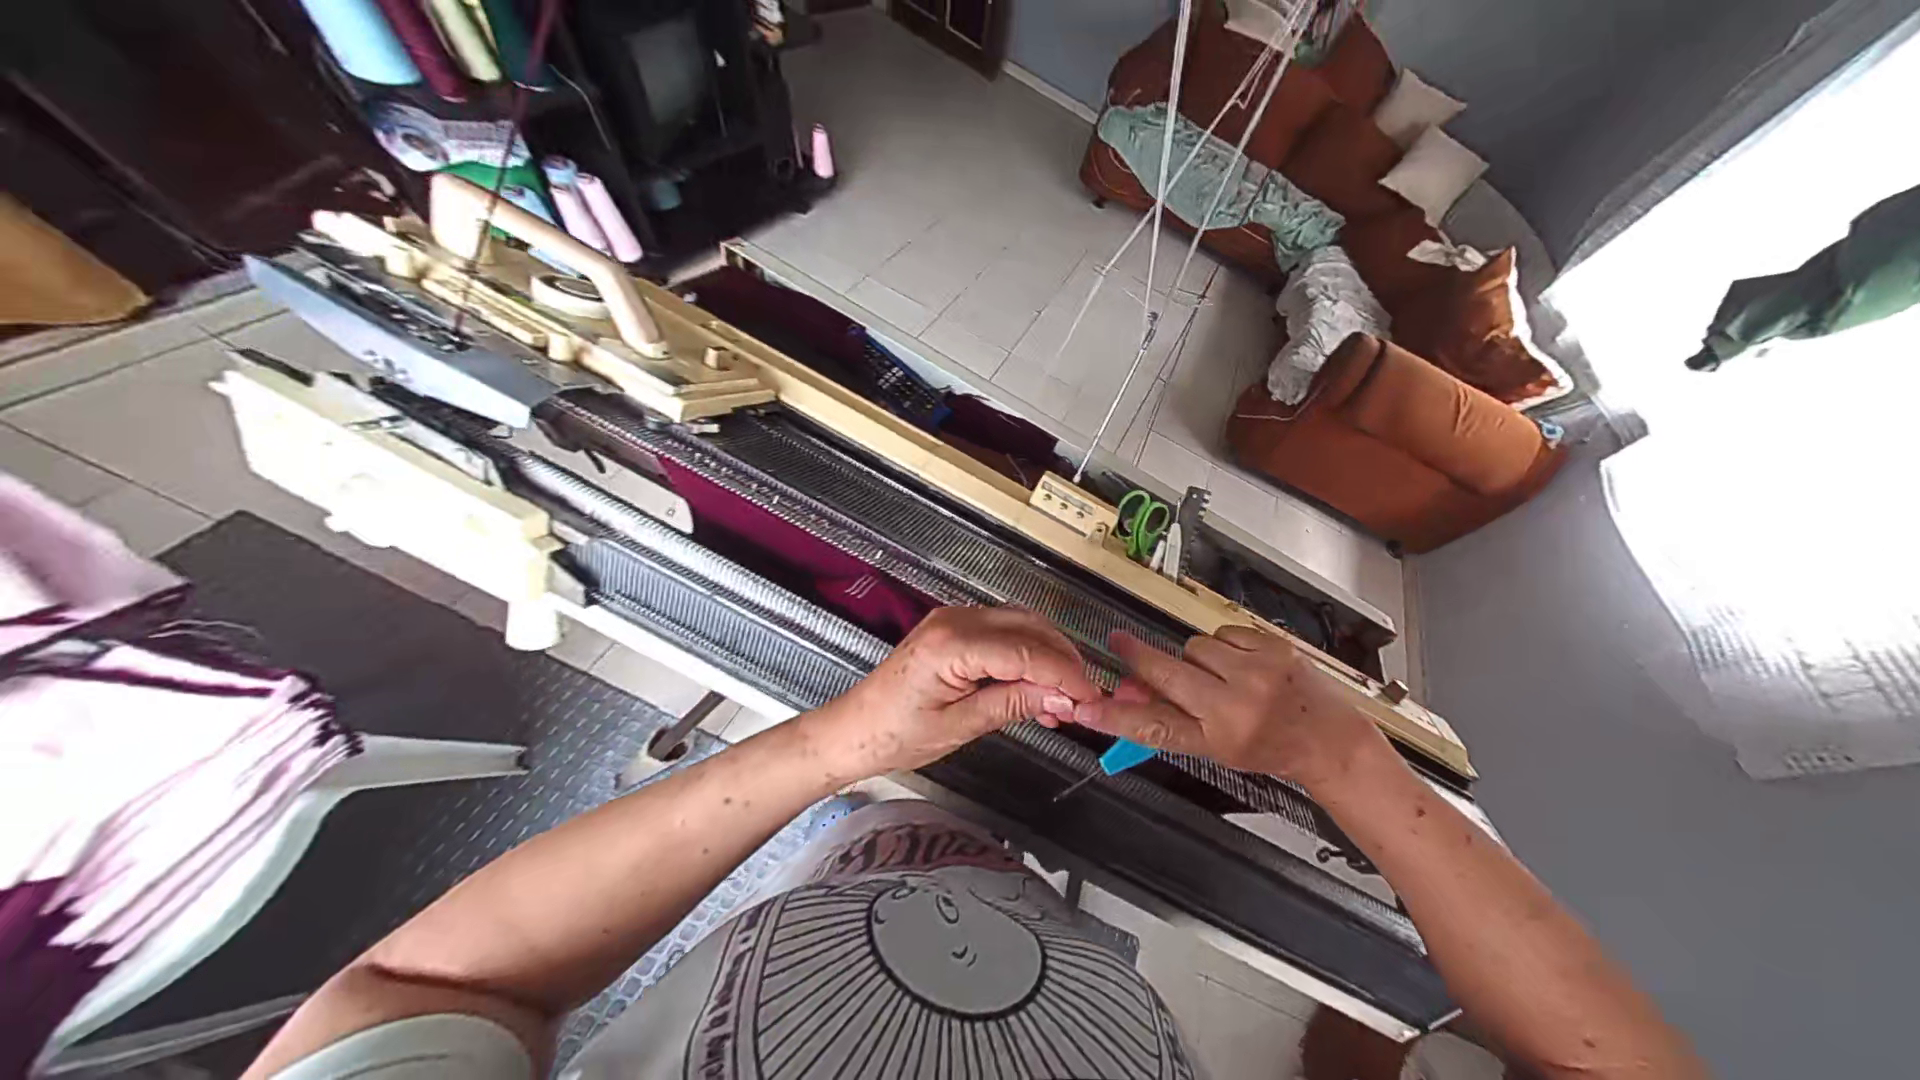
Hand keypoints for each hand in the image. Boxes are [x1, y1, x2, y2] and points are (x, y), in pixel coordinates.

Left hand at [804, 606, 1102, 778]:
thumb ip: (1013, 705)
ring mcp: (954, 619)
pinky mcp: (954, 628)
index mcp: (951, 644)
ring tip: (1062, 701)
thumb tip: (1062, 698)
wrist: (854, 728)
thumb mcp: (959, 727)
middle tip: (1083, 701)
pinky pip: (1003, 632)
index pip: (1026, 651)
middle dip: (1063, 661)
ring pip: (1021, 625)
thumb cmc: (894, 733)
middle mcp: (955, 620)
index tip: (1091, 698)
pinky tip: (1035, 689)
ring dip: (1048, 657)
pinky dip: (1027, 655)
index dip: (1065, 674)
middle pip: (1030, 628)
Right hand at [1070, 626, 1388, 792]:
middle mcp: (1236, 705)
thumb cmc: (1269, 747)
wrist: (1329, 737)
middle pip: (1164, 671)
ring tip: (1217, 674)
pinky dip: (1222, 645)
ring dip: (1195, 657)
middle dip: (1138, 655)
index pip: (1154, 727)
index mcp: (1218, 737)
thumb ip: (1168, 719)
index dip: (1115, 716)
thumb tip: (1126, 693)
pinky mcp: (1272, 647)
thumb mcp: (1215, 748)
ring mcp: (1256, 671)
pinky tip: (1238, 663)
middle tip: (1119, 643)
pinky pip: (1221, 633)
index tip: (1087, 707)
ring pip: (1193, 646)